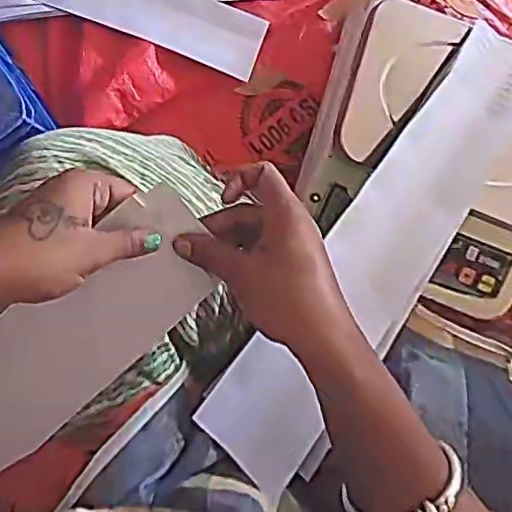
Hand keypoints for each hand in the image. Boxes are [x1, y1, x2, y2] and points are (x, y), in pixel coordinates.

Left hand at [0, 169, 155, 306]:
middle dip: (125, 228)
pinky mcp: (39, 224)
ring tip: (123, 265)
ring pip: (91, 219)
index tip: (160, 237)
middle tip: (147, 255)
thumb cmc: (41, 257)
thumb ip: (126, 243)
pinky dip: (85, 245)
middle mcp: (66, 185)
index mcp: (83, 182)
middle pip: (109, 204)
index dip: (144, 214)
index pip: (126, 190)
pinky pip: (73, 229)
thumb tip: (153, 236)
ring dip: (104, 240)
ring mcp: (51, 204)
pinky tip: (92, 268)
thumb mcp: (91, 252)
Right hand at [174, 162, 362, 363]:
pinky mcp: (295, 261)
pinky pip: (263, 246)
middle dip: (222, 223)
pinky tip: (227, 272)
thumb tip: (188, 242)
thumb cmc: (295, 302)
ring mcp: (295, 242)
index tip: (219, 194)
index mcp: (285, 213)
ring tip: (208, 261)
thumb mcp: (241, 273)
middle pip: (251, 207)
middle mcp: (293, 222)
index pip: (262, 173)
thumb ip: (210, 253)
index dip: (237, 177)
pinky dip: (243, 254)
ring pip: (255, 229)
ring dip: (230, 241)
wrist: (323, 337)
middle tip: (198, 241)